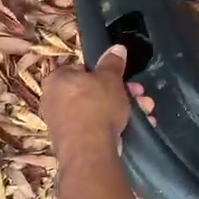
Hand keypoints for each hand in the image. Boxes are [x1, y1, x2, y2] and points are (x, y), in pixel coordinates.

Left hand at [41, 45, 156, 153]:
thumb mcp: (110, 78)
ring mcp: (61, 122)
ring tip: (145, 112)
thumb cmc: (97, 106)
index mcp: (57, 79)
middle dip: (122, 92)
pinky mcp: (72, 140)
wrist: (89, 150)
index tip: (123, 79)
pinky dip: (114, 124)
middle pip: (93, 90)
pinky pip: (95, 126)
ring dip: (124, 108)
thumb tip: (116, 47)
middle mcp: (53, 99)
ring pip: (98, 109)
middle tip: (139, 94)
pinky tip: (134, 128)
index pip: (82, 68)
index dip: (105, 73)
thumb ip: (113, 62)